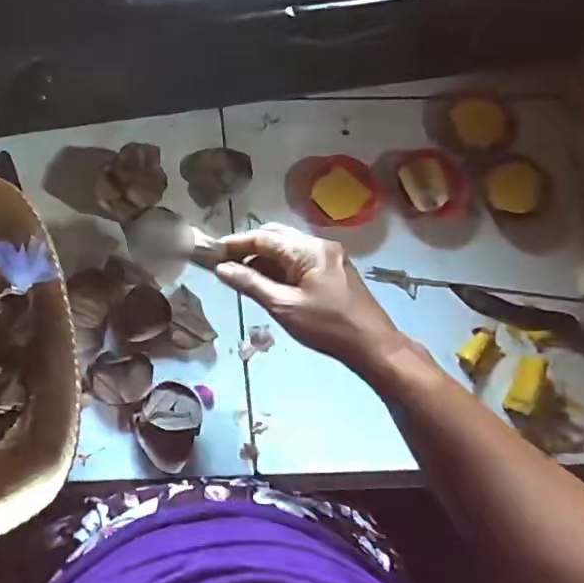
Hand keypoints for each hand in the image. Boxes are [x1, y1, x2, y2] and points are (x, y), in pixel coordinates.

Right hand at [203, 223, 406, 372]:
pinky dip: (274, 266)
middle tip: (221, 264)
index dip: (233, 244)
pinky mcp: (330, 269)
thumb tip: (220, 269)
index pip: (262, 238)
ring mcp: (327, 256)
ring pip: (284, 248)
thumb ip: (249, 284)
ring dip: (259, 258)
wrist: (374, 345)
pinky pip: (295, 259)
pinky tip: (261, 281)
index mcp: (308, 250)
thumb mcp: (282, 306)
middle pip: (273, 236)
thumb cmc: (327, 326)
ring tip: (236, 274)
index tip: (210, 254)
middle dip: (245, 248)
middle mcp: (318, 246)